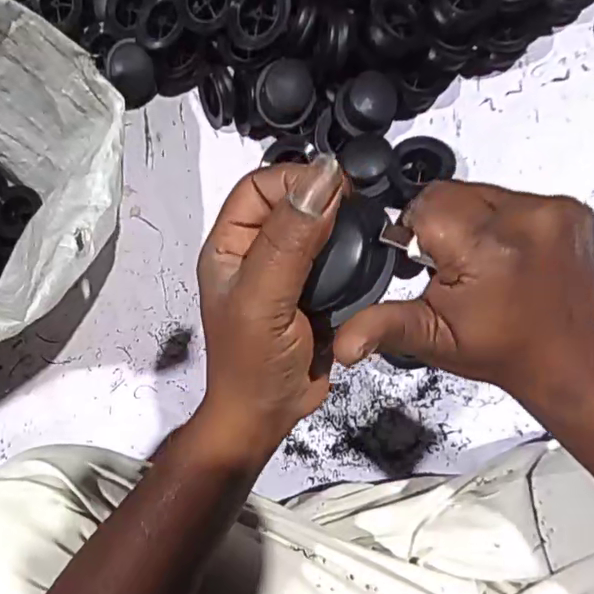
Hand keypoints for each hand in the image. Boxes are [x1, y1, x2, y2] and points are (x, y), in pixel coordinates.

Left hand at [187, 156, 344, 463]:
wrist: (267, 414)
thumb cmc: (249, 368)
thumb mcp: (264, 299)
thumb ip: (289, 241)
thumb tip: (319, 182)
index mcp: (230, 248)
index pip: (260, 186)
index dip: (297, 178)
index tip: (336, 186)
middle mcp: (257, 255)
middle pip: (293, 202)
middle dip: (325, 199)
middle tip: (356, 206)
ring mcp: (286, 275)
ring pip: (319, 230)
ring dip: (342, 229)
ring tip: (363, 233)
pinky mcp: (313, 294)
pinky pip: (337, 262)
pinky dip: (352, 259)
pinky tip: (362, 261)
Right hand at [332, 180, 593, 407]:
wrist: (568, 357)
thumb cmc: (506, 351)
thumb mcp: (431, 340)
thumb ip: (382, 327)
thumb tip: (341, 342)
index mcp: (485, 249)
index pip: (425, 203)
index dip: (414, 233)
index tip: (425, 263)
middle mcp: (524, 219)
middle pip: (453, 193)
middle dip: (442, 228)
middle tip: (454, 270)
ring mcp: (551, 211)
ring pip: (483, 192)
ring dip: (472, 223)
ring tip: (482, 267)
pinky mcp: (569, 208)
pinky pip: (515, 198)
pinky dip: (503, 223)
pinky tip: (507, 258)